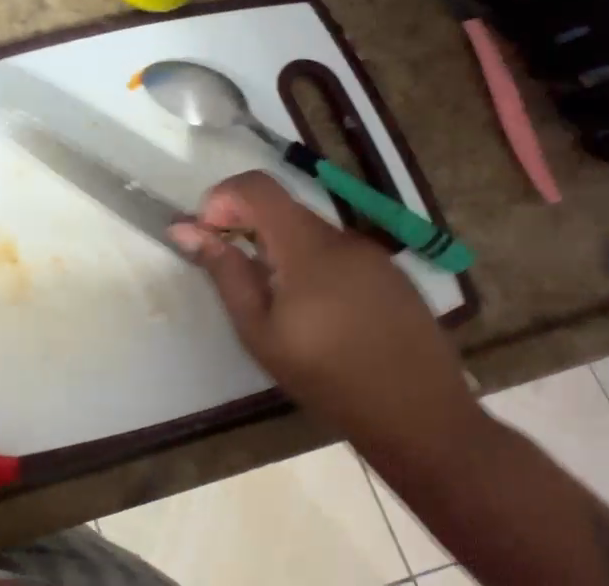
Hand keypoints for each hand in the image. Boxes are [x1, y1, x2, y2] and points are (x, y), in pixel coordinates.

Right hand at [169, 171, 479, 451]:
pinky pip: (339, 253)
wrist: (425, 421)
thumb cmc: (328, 378)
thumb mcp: (259, 331)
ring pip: (310, 231)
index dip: (222, 199)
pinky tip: (320, 313)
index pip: (256, 186)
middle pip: (282, 209)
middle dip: (247, 228)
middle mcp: (344, 240)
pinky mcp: (394, 276)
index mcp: (309, 248)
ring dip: (280, 249)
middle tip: (237, 275)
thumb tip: (183, 229)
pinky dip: (313, 265)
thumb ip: (224, 271)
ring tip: (280, 302)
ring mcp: (375, 257)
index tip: (210, 237)